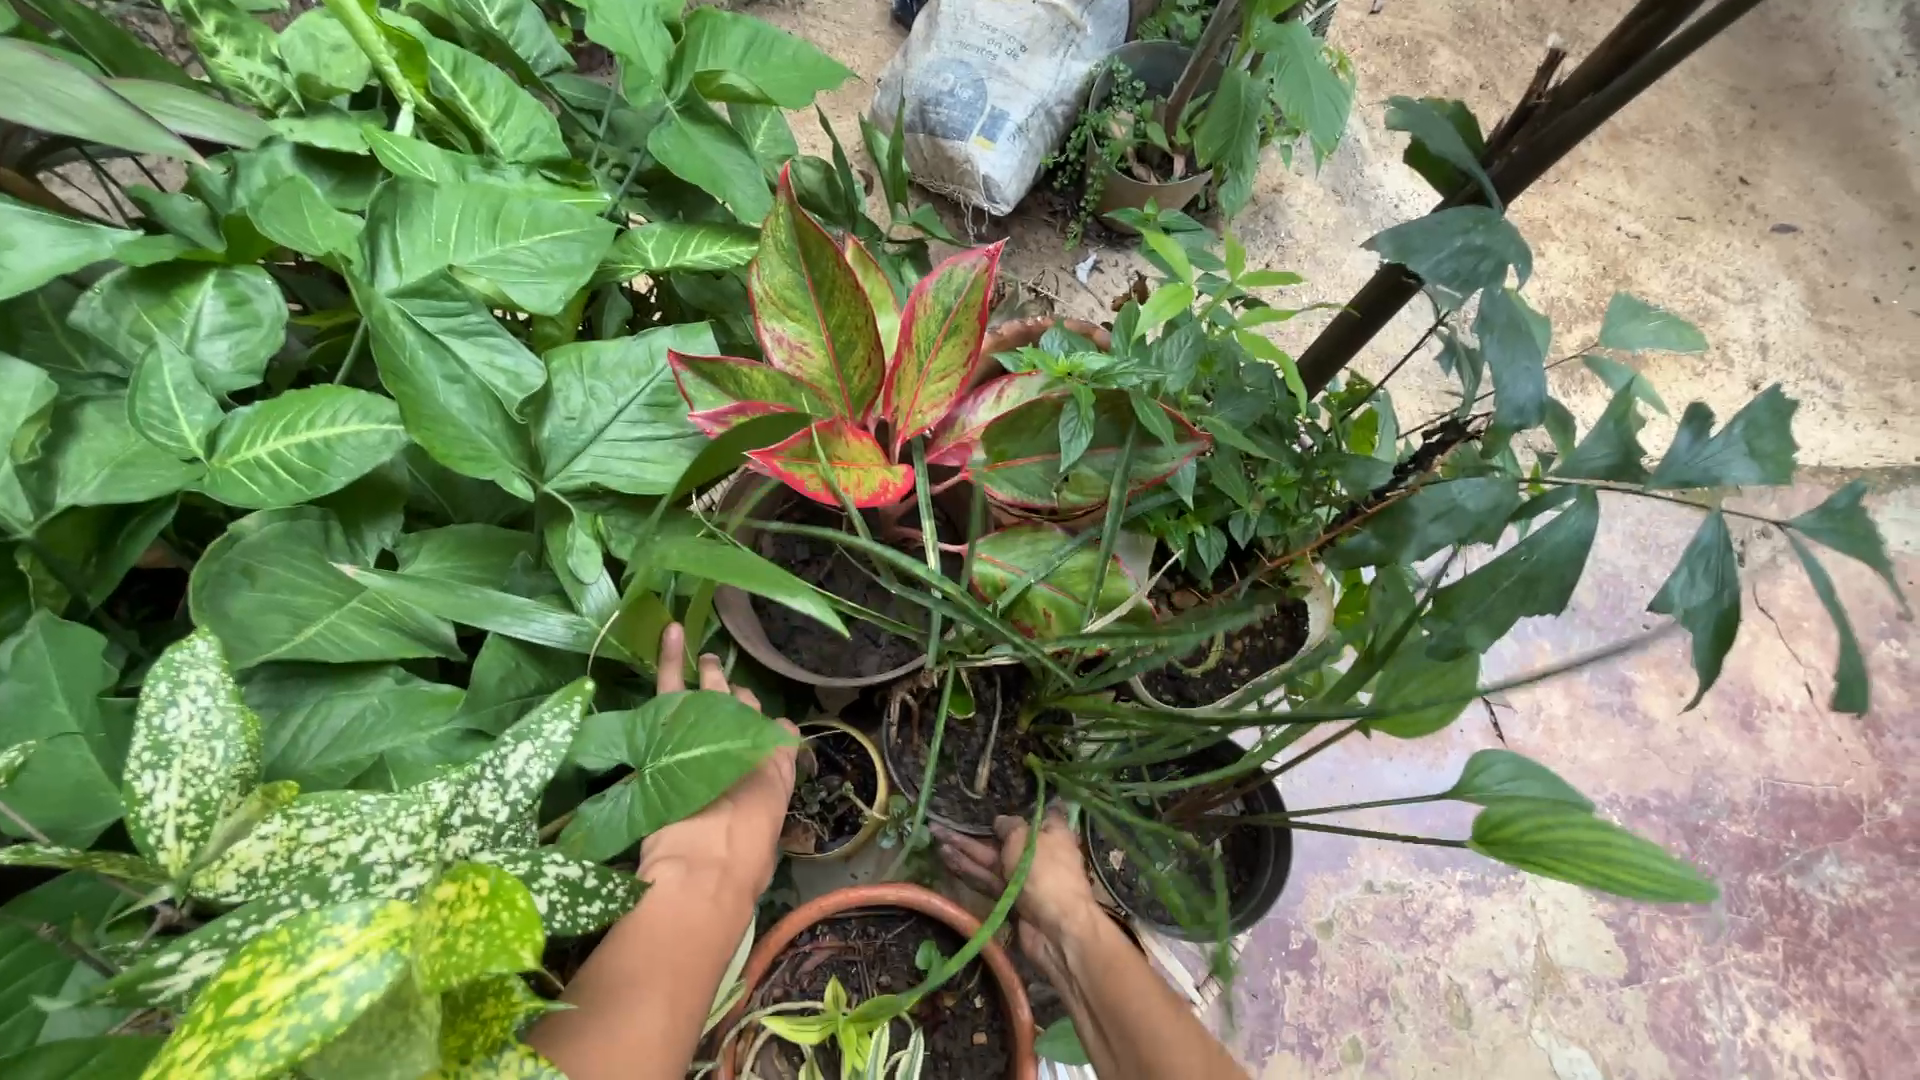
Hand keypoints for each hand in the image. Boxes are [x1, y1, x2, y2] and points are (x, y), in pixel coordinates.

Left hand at [637, 623, 798, 896]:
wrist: (708, 862)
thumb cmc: (741, 866)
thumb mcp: (762, 842)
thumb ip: (756, 820)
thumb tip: (747, 833)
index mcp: (777, 769)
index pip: (779, 733)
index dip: (766, 732)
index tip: (757, 734)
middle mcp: (752, 738)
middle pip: (745, 707)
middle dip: (735, 697)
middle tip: (725, 687)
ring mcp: (715, 726)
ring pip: (712, 689)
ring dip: (708, 671)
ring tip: (703, 656)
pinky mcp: (675, 725)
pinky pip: (671, 686)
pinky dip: (669, 658)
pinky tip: (670, 634)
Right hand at [932, 807, 1102, 983]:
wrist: (1057, 928)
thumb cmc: (1045, 871)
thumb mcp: (1025, 838)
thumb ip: (1009, 826)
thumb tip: (1000, 822)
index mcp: (1051, 833)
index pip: (1032, 816)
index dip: (1012, 810)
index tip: (989, 804)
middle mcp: (1037, 853)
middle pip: (1001, 840)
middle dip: (973, 833)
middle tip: (943, 823)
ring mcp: (1022, 878)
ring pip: (989, 860)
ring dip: (964, 850)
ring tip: (936, 837)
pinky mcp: (1009, 899)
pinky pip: (987, 880)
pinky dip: (968, 870)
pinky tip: (946, 858)